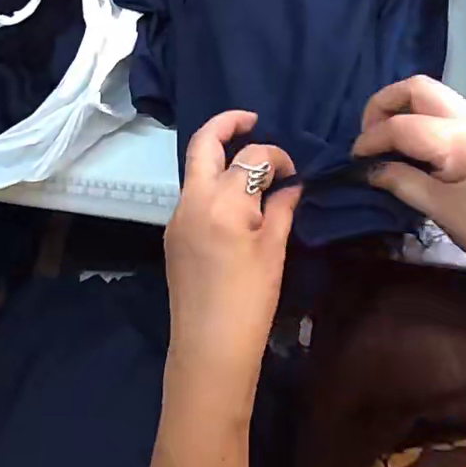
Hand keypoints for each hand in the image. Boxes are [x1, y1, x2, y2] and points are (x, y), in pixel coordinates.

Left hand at [163, 110, 300, 408]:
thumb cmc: (250, 302)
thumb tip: (291, 184)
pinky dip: (212, 183)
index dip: (277, 156)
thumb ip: (281, 208)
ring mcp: (176, 215)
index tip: (293, 172)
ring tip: (248, 161)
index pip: (251, 157)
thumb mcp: (273, 251)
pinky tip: (234, 199)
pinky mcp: (172, 232)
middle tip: (251, 119)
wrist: (208, 347)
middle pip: (204, 142)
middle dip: (227, 123)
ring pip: (194, 168)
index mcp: (221, 201)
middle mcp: (191, 199)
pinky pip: (192, 193)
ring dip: (218, 155)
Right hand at [351, 75, 465, 278]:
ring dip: (404, 111)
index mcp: (460, 138)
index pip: (399, 124)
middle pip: (418, 87)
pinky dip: (423, 122)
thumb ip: (402, 182)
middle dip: (383, 105)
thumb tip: (372, 169)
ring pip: (436, 97)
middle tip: (370, 138)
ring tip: (389, 146)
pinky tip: (418, 155)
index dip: (369, 139)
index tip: (352, 161)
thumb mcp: (444, 211)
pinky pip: (449, 115)